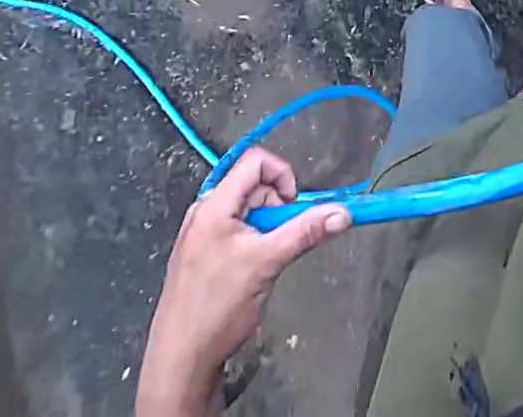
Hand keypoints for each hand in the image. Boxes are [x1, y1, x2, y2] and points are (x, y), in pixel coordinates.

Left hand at [136, 149, 351, 416]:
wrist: (181, 360)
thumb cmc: (216, 309)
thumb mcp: (268, 263)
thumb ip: (306, 232)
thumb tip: (341, 213)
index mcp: (214, 205)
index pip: (255, 161)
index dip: (281, 174)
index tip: (293, 204)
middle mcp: (205, 211)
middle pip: (253, 184)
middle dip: (276, 206)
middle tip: (280, 238)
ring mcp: (202, 231)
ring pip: (248, 208)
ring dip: (267, 226)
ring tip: (265, 258)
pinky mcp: (203, 251)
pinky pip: (237, 227)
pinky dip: (254, 239)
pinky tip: (252, 269)